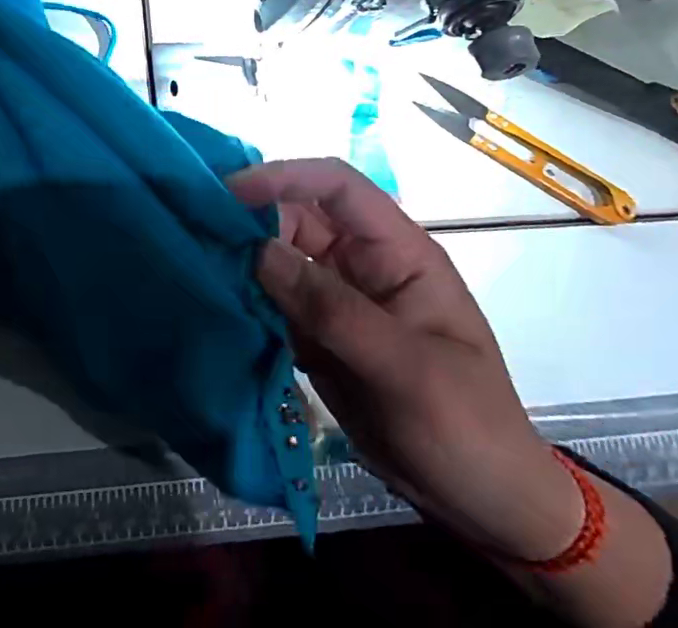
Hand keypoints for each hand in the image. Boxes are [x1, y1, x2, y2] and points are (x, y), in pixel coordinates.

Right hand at [228, 159, 582, 561]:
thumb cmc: (465, 426)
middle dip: (250, 222)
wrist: (484, 501)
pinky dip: (247, 304)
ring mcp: (340, 302)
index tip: (228, 193)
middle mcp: (364, 266)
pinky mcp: (320, 338)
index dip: (285, 177)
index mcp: (399, 253)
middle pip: (298, 220)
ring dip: (241, 264)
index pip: (339, 188)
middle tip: (195, 241)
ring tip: (194, 271)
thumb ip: (334, 310)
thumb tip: (260, 253)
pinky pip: (276, 306)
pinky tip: (216, 310)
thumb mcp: (406, 368)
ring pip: (280, 261)